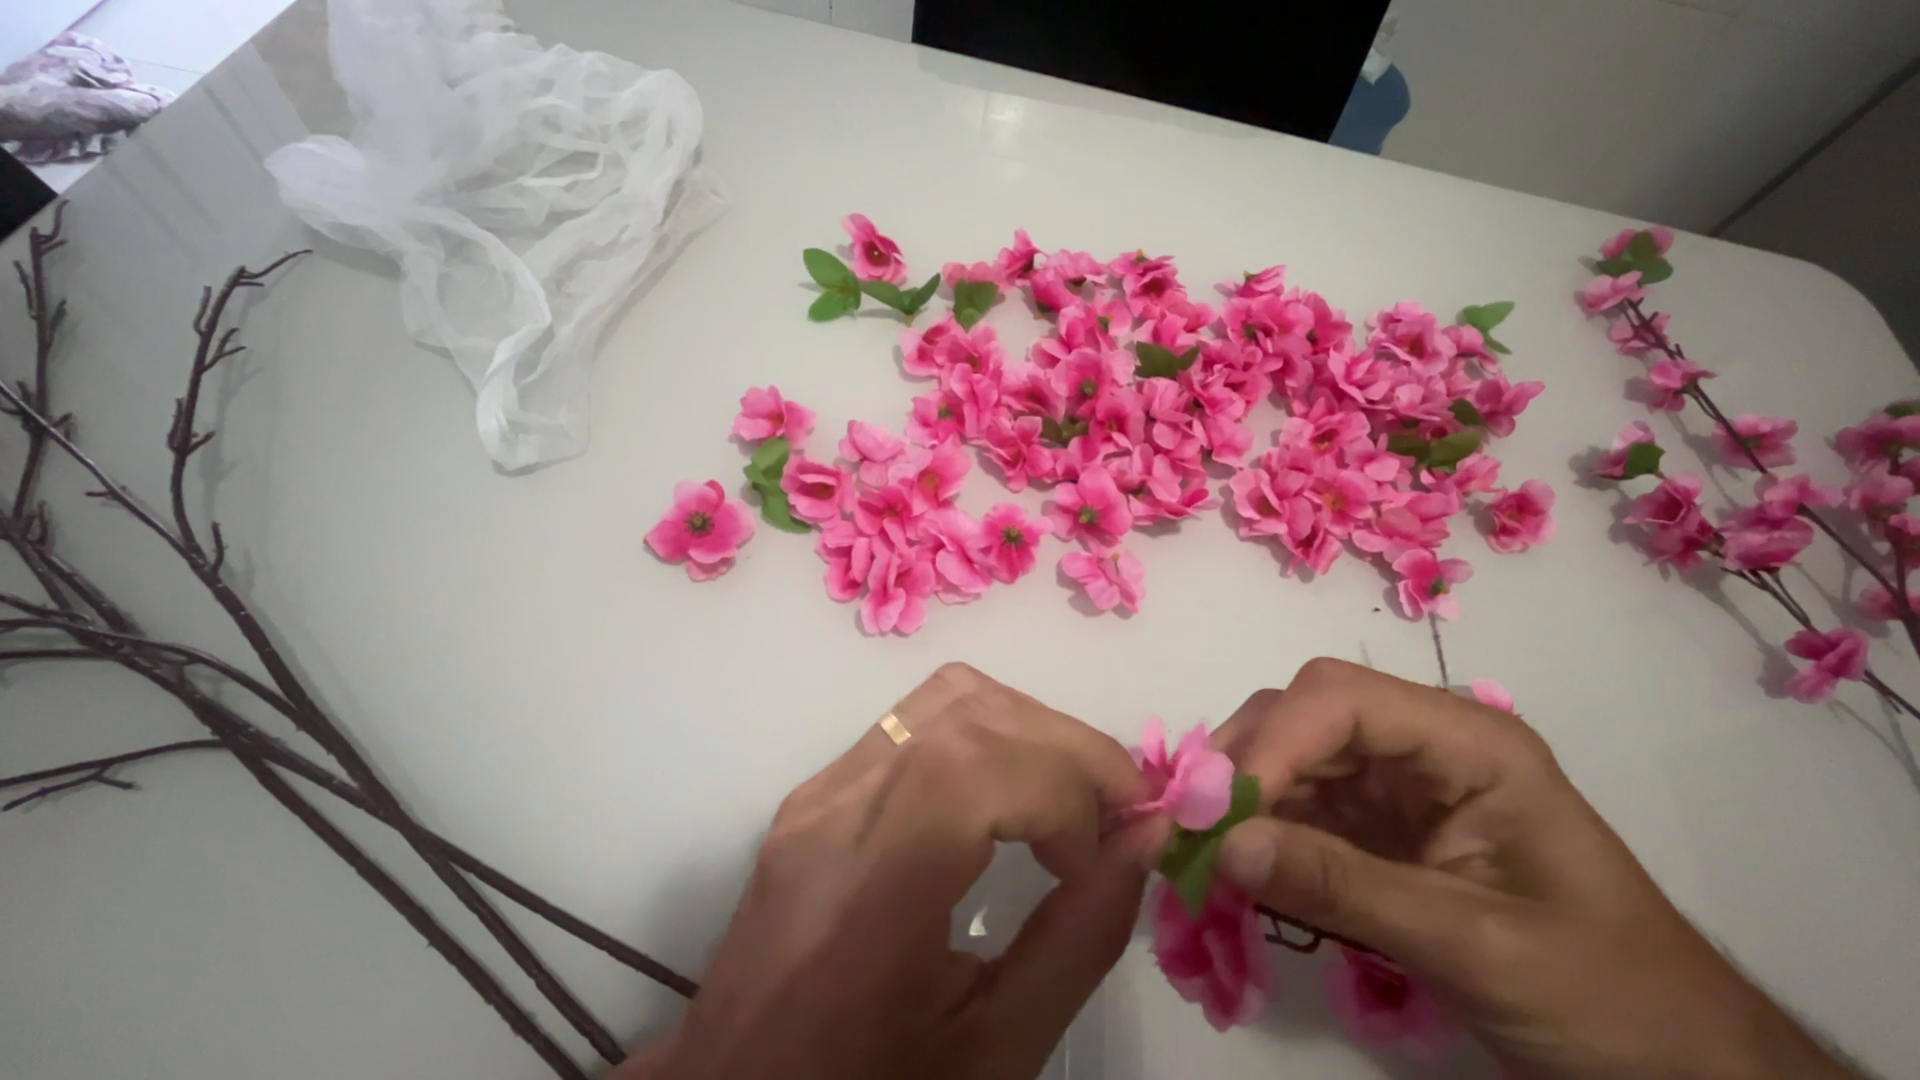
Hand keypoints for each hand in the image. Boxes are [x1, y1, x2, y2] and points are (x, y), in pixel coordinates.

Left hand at [623, 663, 1151, 1079]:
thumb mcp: (996, 1050)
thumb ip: (1080, 939)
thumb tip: (1144, 839)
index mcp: (869, 894)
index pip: (973, 767)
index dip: (1067, 787)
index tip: (1112, 851)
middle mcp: (833, 815)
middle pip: (967, 713)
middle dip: (1068, 747)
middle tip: (1118, 815)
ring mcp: (817, 794)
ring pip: (943, 700)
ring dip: (1030, 733)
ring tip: (1071, 806)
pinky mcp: (815, 792)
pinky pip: (915, 725)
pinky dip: (987, 741)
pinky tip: (1009, 804)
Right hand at [1210, 658, 1858, 1079]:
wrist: (1673, 1063)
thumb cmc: (1603, 994)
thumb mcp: (1473, 944)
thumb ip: (1343, 887)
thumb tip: (1222, 845)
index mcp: (1469, 745)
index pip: (1341, 701)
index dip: (1270, 743)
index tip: (1214, 811)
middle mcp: (1424, 748)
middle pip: (1303, 717)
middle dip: (1240, 763)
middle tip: (1188, 829)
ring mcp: (1398, 790)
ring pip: (1289, 761)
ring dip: (1235, 800)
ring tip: (1193, 853)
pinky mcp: (1378, 833)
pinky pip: (1297, 813)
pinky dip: (1255, 836)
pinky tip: (1228, 869)